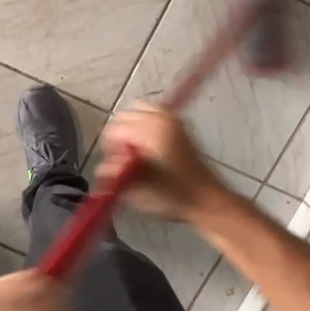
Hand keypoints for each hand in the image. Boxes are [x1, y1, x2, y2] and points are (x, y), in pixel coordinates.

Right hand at [98, 103, 231, 221]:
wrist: (207, 200)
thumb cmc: (172, 197)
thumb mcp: (139, 189)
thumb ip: (117, 174)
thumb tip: (102, 167)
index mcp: (150, 133)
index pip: (114, 129)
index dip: (110, 148)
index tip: (115, 166)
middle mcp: (161, 119)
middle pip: (124, 115)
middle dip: (118, 135)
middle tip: (123, 158)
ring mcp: (172, 119)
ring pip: (138, 110)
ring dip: (131, 127)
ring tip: (135, 150)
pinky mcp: (179, 125)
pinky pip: (154, 112)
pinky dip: (145, 122)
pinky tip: (147, 143)